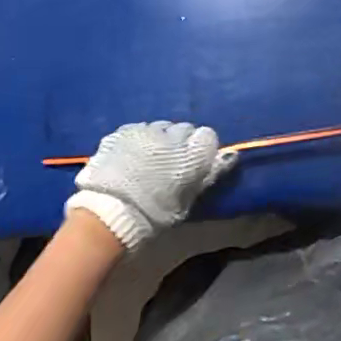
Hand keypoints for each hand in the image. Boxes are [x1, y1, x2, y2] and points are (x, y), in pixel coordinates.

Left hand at [65, 120, 232, 252]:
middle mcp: (171, 134)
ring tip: (147, 159)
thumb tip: (229, 156)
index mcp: (192, 154)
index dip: (201, 149)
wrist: (111, 210)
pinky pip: (137, 129)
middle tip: (170, 163)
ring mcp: (145, 129)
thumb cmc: (154, 213)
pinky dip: (138, 139)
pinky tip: (130, 155)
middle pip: (182, 129)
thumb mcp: (187, 199)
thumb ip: (208, 174)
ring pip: (159, 127)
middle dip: (179, 142)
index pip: (208, 136)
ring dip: (158, 139)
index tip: (194, 162)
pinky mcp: (123, 129)